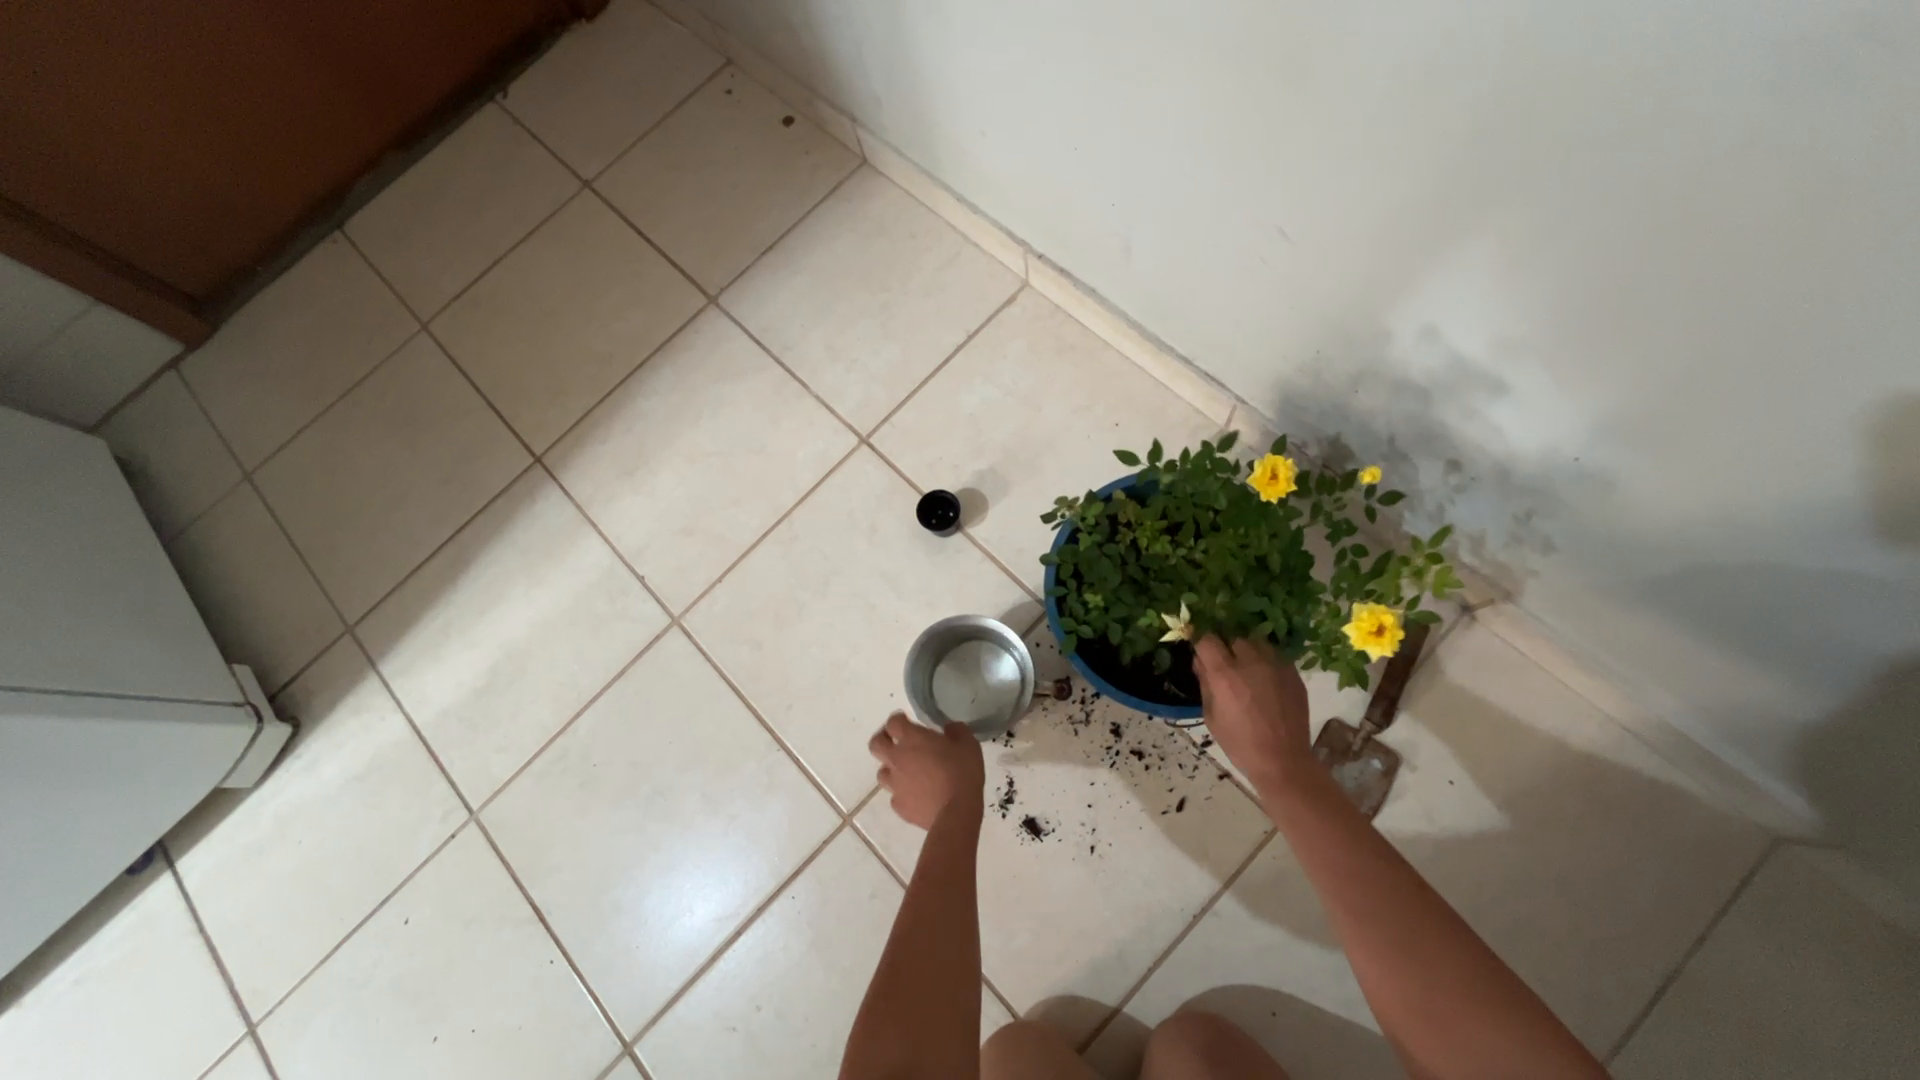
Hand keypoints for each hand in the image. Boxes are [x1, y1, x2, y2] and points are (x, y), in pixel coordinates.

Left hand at [869, 712, 984, 829]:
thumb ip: (957, 731)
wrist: (956, 813)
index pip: (893, 722)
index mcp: (911, 739)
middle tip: (895, 741)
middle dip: (883, 740)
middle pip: (876, 744)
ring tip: (907, 771)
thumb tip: (949, 728)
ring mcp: (895, 785)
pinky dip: (903, 792)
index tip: (905, 720)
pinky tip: (916, 795)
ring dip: (892, 769)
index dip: (897, 719)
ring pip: (882, 772)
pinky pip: (896, 796)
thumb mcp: (968, 744)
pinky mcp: (899, 806)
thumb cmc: (962, 772)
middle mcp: (897, 759)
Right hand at [1193, 636, 1311, 786]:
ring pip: (1257, 641)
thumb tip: (1200, 661)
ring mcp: (1276, 665)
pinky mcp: (1293, 673)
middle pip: (1233, 636)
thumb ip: (1204, 683)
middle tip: (1224, 661)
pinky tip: (1265, 678)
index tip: (1199, 648)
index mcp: (1225, 675)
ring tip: (1247, 666)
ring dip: (1247, 649)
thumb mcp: (1211, 716)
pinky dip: (1266, 660)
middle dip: (1225, 645)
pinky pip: (1275, 655)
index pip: (1207, 639)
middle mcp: (1251, 662)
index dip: (1201, 641)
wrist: (1283, 761)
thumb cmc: (1239, 743)